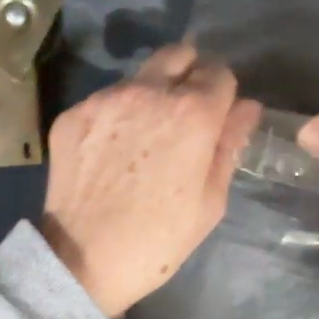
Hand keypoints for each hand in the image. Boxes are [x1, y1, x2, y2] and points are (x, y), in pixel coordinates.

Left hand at [41, 44, 262, 317]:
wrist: (81, 262)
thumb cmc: (156, 243)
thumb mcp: (209, 204)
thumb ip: (229, 147)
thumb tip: (246, 108)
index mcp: (193, 112)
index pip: (219, 73)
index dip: (220, 96)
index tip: (213, 120)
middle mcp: (148, 91)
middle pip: (177, 56)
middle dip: (186, 77)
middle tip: (181, 118)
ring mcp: (104, 100)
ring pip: (137, 79)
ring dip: (146, 98)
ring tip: (139, 143)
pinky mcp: (72, 116)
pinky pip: (103, 103)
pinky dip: (112, 120)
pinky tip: (109, 157)